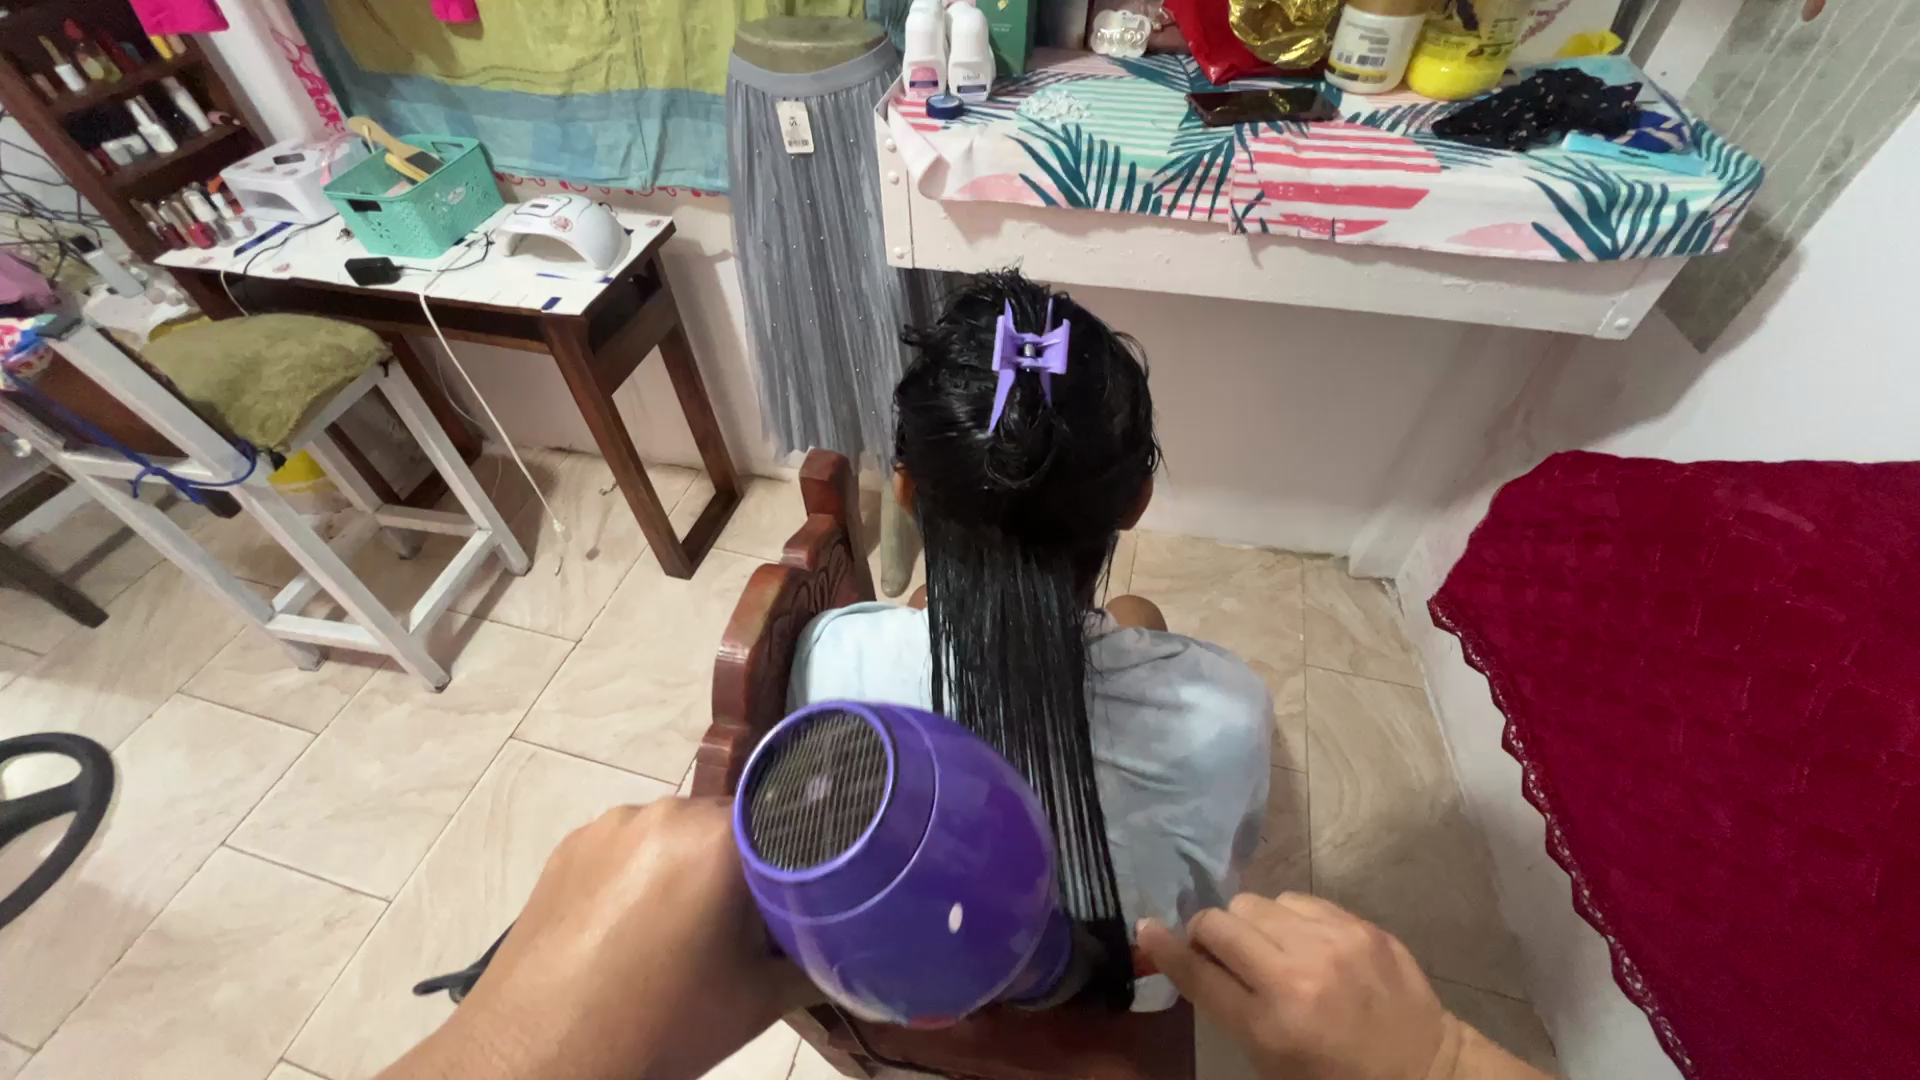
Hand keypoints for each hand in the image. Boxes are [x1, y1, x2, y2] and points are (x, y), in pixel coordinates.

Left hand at [380, 797, 815, 1079]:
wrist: (528, 1063)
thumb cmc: (656, 1027)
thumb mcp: (756, 1002)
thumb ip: (816, 962)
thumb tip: (852, 946)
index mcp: (719, 837)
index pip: (781, 819)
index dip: (791, 856)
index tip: (791, 896)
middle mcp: (668, 810)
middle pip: (727, 823)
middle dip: (738, 863)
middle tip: (736, 922)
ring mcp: (612, 823)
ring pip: (676, 831)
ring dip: (687, 864)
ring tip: (673, 927)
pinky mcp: (571, 844)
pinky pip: (628, 842)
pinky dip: (639, 870)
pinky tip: (626, 924)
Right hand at [1138, 893, 1462, 1079]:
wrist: (1430, 1075)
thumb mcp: (1272, 1061)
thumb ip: (1228, 1004)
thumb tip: (1186, 951)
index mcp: (1272, 1026)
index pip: (1198, 973)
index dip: (1165, 948)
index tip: (1146, 929)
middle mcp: (1296, 976)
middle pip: (1219, 922)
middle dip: (1211, 935)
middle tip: (1224, 953)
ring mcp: (1331, 944)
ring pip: (1253, 902)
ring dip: (1251, 924)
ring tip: (1272, 949)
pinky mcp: (1358, 925)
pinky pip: (1295, 899)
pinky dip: (1289, 919)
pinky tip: (1307, 944)